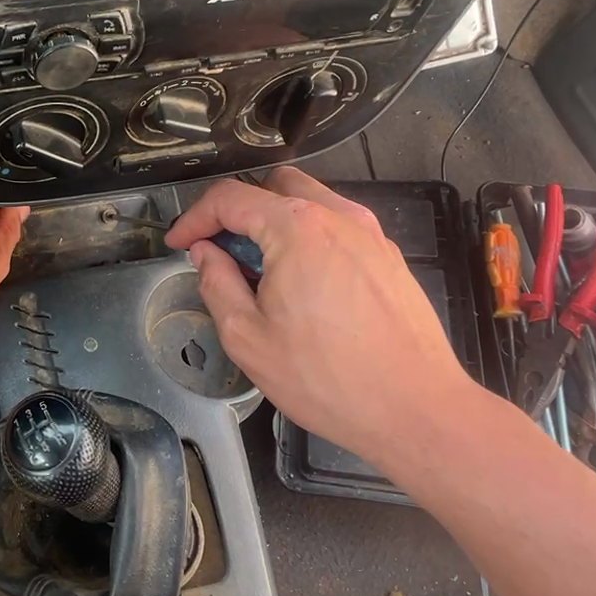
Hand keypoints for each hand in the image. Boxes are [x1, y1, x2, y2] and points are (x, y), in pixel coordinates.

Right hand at [164, 168, 480, 463]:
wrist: (415, 409)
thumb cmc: (329, 379)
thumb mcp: (247, 337)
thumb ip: (217, 284)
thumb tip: (207, 255)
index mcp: (296, 229)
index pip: (230, 197)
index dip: (195, 217)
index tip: (179, 243)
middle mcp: (337, 218)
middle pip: (271, 186)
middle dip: (236, 212)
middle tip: (220, 252)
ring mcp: (369, 234)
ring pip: (308, 201)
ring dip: (273, 223)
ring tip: (260, 270)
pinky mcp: (388, 256)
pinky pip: (336, 227)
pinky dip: (307, 238)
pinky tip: (301, 283)